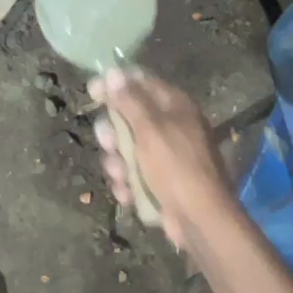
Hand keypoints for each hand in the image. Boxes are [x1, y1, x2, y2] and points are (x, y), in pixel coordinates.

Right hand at [90, 68, 237, 249]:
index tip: (93, 91)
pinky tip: (129, 194)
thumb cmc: (176, 167)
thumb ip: (129, 101)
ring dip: (118, 164)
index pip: (140, 82)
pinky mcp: (158, 181)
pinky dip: (128, 184)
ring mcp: (164, 155)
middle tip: (110, 144)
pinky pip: (132, 174)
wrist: (200, 219)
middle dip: (113, 134)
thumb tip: (112, 72)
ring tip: (123, 177)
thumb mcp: (150, 130)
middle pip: (128, 118)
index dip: (115, 84)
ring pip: (125, 149)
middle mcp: (170, 126)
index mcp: (174, 106)